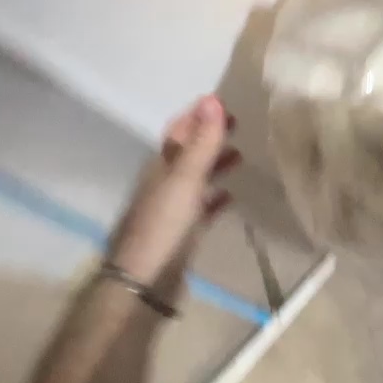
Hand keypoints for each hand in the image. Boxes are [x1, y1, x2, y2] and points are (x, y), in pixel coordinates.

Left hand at [105, 96, 238, 303]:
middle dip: (209, 135)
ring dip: (215, 163)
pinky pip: (201, 206)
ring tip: (240, 155)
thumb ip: (201, 142)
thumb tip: (212, 99)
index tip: (224, 101)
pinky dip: (216, 196)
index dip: (198, 114)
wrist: (143, 284)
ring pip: (195, 177)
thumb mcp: (186, 179)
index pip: (178, 130)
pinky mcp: (181, 232)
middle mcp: (163, 183)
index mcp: (160, 167)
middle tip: (238, 124)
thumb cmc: (164, 226)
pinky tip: (231, 196)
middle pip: (187, 152)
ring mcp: (170, 209)